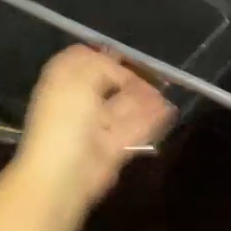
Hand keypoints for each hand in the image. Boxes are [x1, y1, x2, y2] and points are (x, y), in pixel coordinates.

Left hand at [13, 46, 173, 203]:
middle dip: (131, 79)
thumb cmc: (67, 118)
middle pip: (108, 84)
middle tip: (156, 74)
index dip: (105, 56)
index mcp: (63, 83)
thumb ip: (103, 65)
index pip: (84, 60)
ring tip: (165, 93)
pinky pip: (133, 129)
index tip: (129, 57)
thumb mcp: (80, 77)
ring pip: (123, 107)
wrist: (64, 173)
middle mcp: (78, 102)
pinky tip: (167, 111)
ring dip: (144, 99)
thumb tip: (122, 73)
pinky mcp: (111, 149)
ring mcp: (95, 127)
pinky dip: (149, 120)